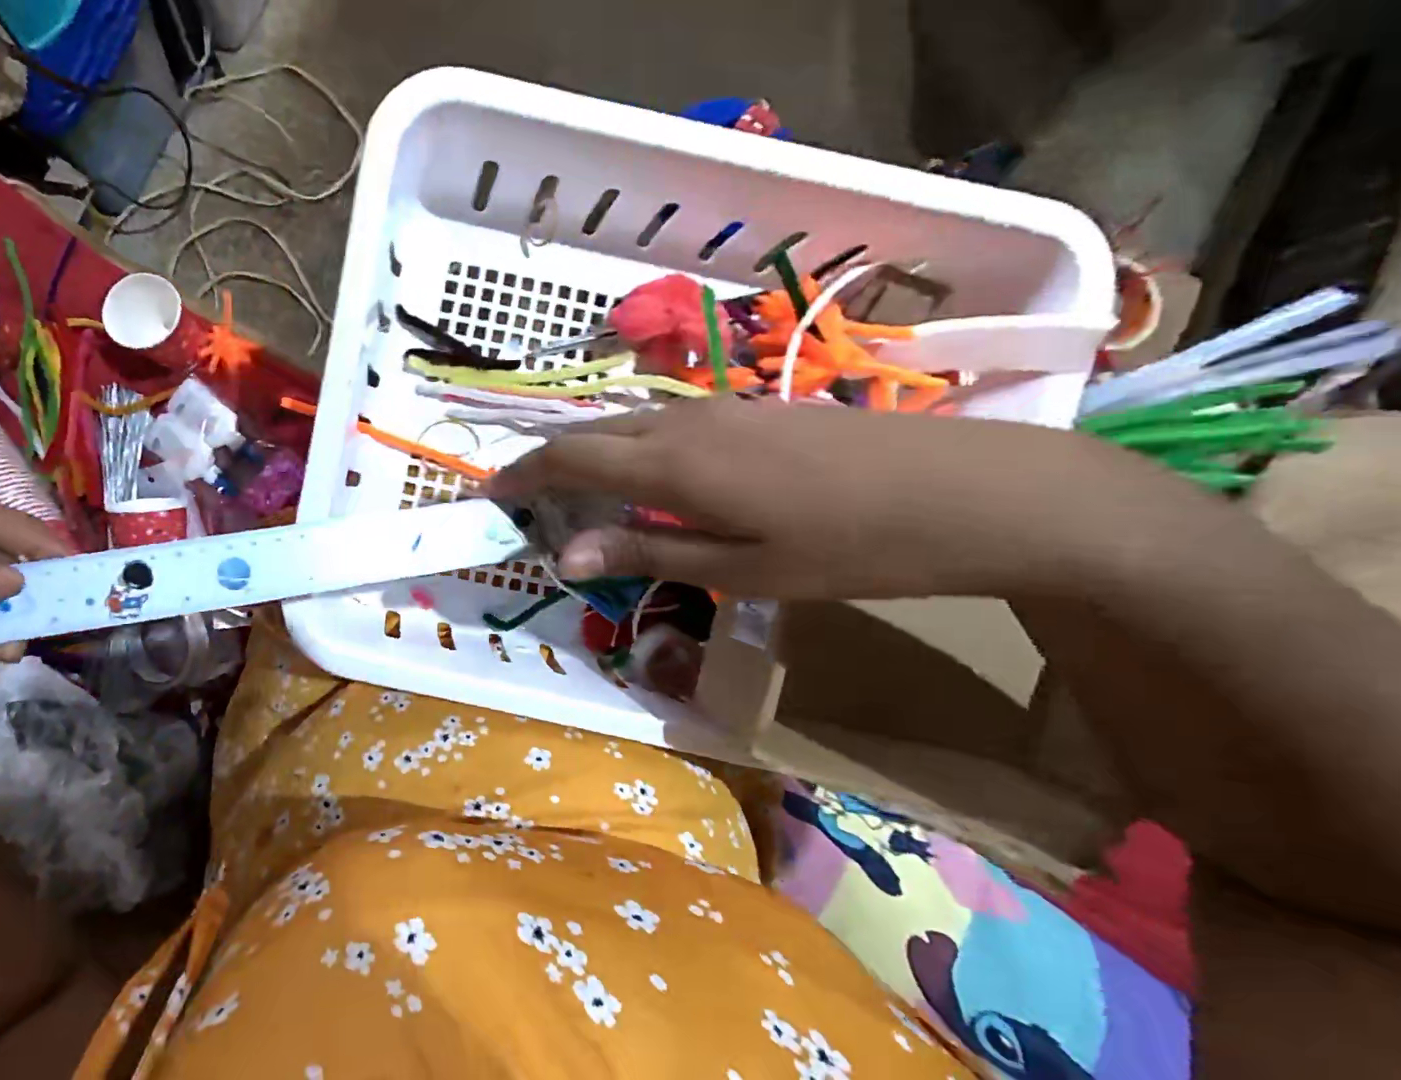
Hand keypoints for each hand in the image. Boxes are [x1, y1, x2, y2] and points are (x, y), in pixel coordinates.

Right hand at [489, 396, 1178, 600]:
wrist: (969, 490)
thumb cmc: (849, 547)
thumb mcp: (740, 569)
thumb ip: (645, 553)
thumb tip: (564, 557)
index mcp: (672, 465)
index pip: (569, 459)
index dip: (522, 475)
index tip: (490, 494)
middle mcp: (683, 423)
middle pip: (591, 433)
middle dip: (548, 463)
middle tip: (525, 501)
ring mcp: (718, 409)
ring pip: (626, 424)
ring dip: (588, 455)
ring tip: (573, 496)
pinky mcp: (748, 410)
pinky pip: (662, 422)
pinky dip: (630, 448)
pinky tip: (644, 481)